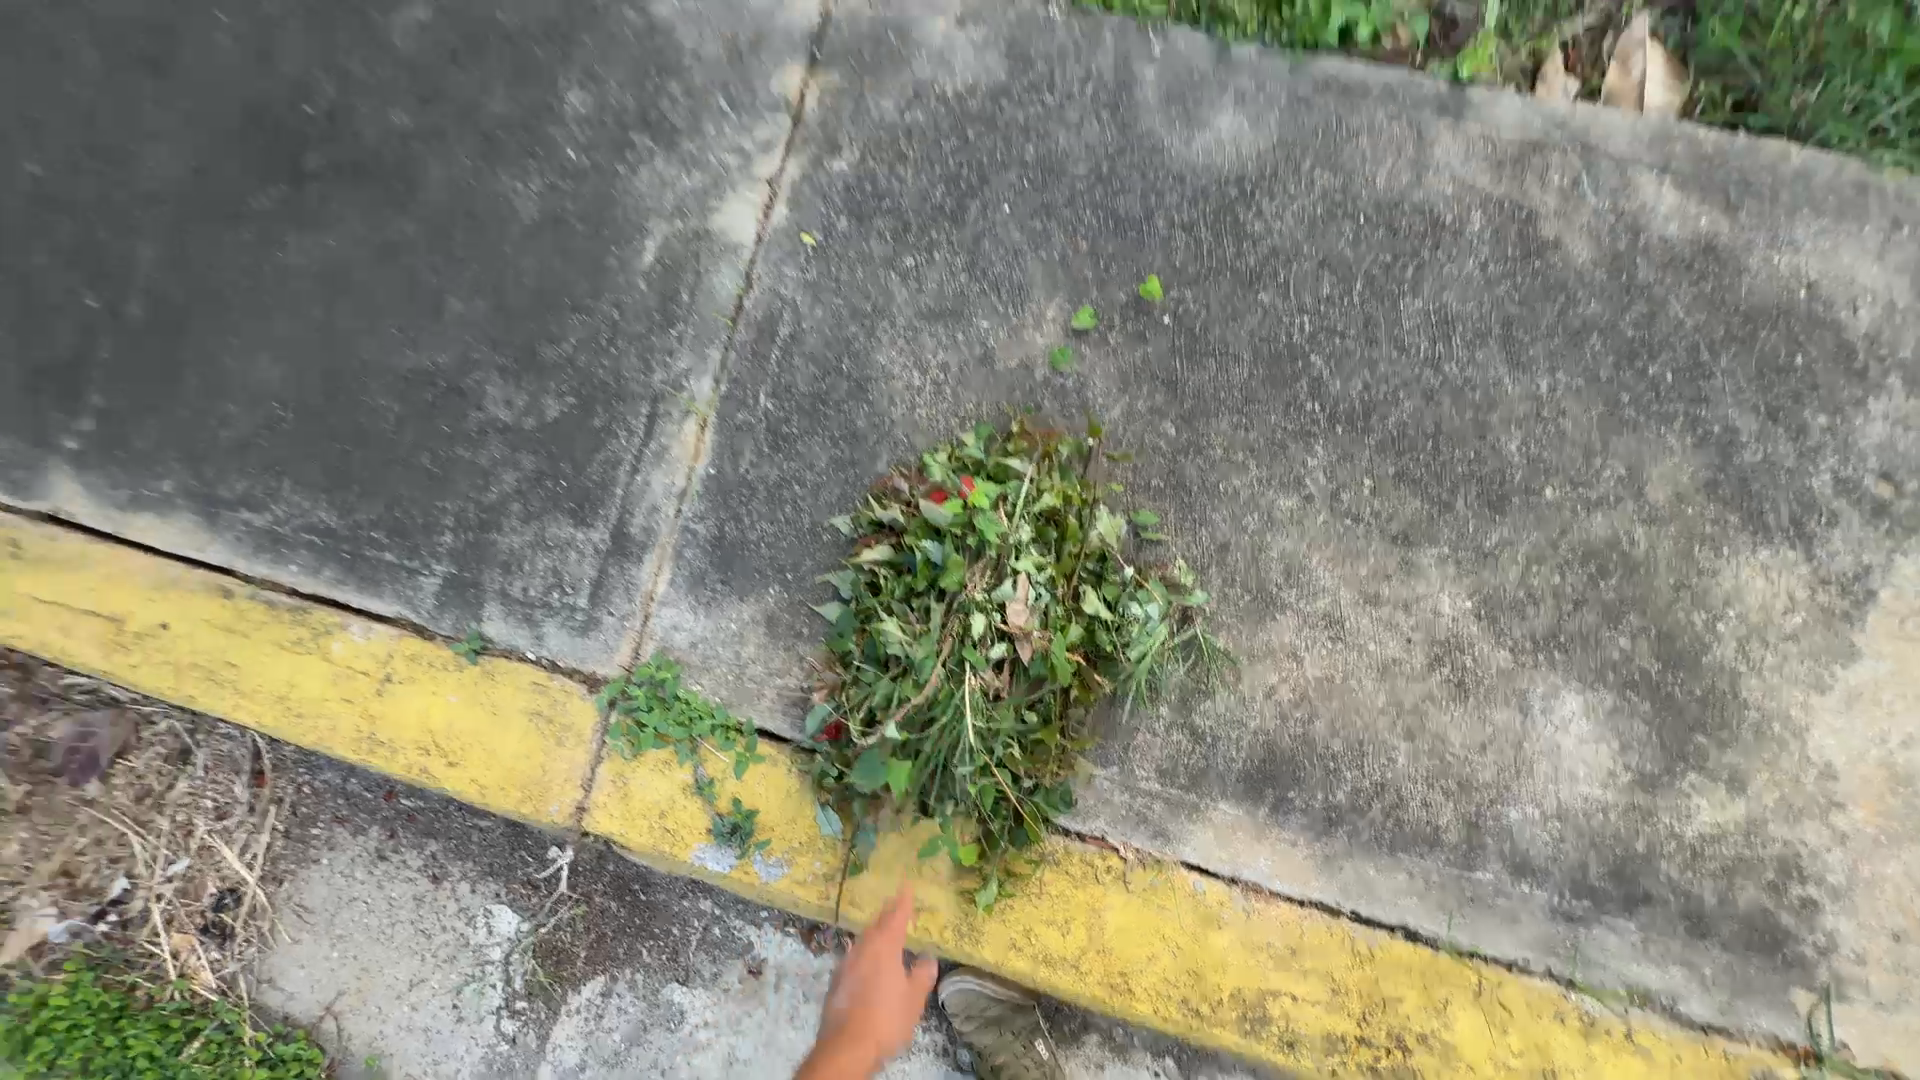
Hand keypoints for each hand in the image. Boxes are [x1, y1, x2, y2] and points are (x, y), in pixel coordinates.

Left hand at [794, 881, 938, 1079]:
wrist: (845, 1047)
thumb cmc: (885, 1019)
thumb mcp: (913, 1000)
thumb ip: (922, 975)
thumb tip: (928, 958)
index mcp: (884, 947)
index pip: (895, 916)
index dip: (903, 901)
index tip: (906, 885)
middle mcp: (863, 949)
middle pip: (877, 925)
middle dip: (887, 914)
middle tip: (895, 904)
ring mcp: (846, 964)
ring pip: (862, 940)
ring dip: (874, 932)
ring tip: (882, 929)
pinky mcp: (836, 982)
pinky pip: (853, 956)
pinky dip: (863, 951)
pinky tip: (864, 959)